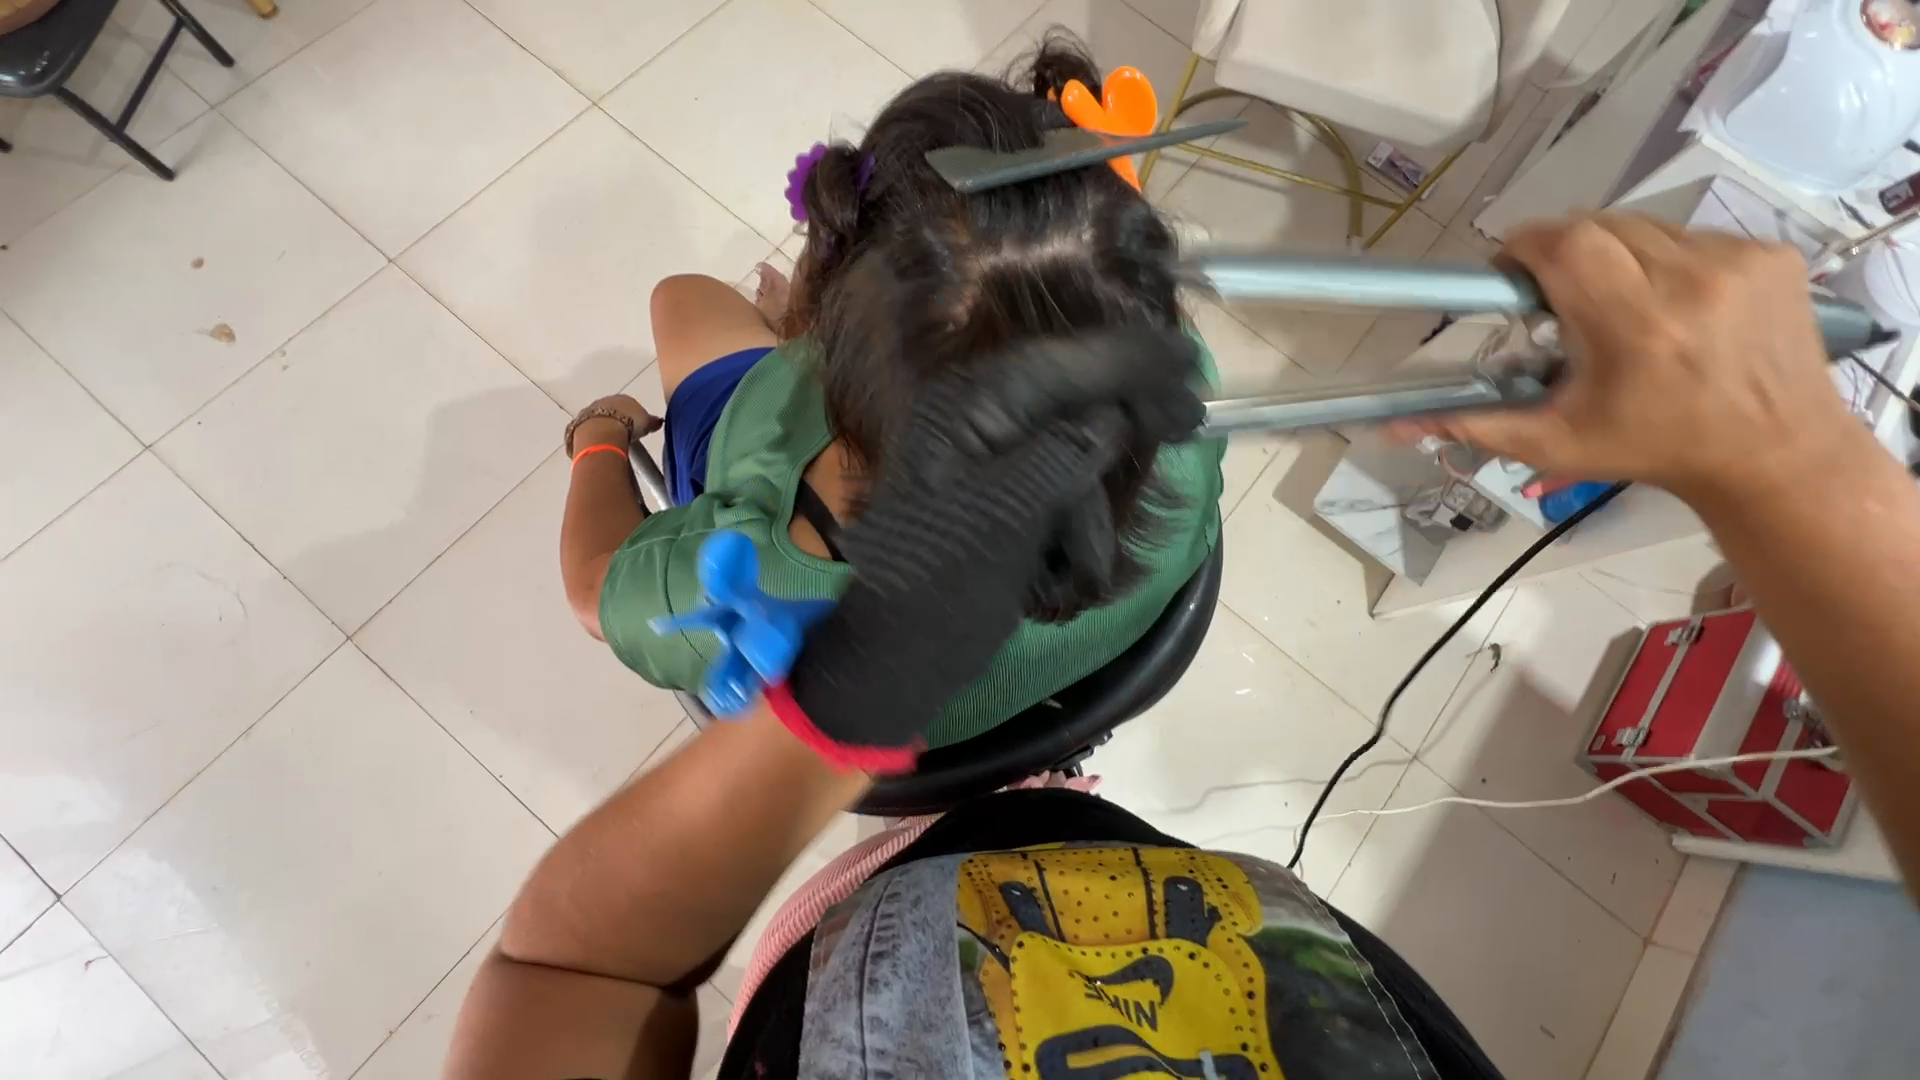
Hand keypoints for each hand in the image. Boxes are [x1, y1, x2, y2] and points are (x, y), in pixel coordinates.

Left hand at [571, 393, 661, 451]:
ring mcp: (589, 411)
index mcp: (623, 397)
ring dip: (604, 428)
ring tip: (612, 443)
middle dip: (617, 421)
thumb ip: (653, 421)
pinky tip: (599, 446)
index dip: (635, 417)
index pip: (630, 405)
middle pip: (613, 411)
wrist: (603, 432)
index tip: (637, 429)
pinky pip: (587, 430)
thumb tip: (659, 421)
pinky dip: (593, 437)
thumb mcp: (648, 423)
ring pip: (598, 419)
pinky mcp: (578, 424)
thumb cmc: (628, 424)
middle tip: (625, 436)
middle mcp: (605, 401)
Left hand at [779, 328, 1203, 766]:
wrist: (907, 650)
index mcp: (967, 408)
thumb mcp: (1006, 511)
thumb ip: (1064, 452)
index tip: (1189, 356)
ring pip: (1075, 457)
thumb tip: (1116, 414)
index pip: (1059, 364)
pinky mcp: (1010, 501)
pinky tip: (1073, 571)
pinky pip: (1064, 495)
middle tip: (1191, 419)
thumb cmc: (943, 579)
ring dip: (1090, 513)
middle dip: (1125, 419)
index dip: (1127, 358)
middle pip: (1074, 398)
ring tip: (1084, 568)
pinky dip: (1077, 530)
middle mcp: (980, 421)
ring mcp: (996, 462)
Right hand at [1411, 215, 1858, 502]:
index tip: (1504, 271)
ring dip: (1604, 253)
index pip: (1567, 244)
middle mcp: (1692, 280)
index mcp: (1634, 327)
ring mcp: (1739, 260)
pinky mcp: (1771, 254)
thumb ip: (1469, 426)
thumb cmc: (1648, 449)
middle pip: (1597, 227)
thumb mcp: (1549, 444)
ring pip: (1640, 227)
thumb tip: (1393, 427)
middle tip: (1545, 293)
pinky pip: (1685, 235)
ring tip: (1601, 301)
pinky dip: (1653, 258)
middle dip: (1558, 250)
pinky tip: (1657, 301)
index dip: (1523, 245)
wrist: (1771, 451)